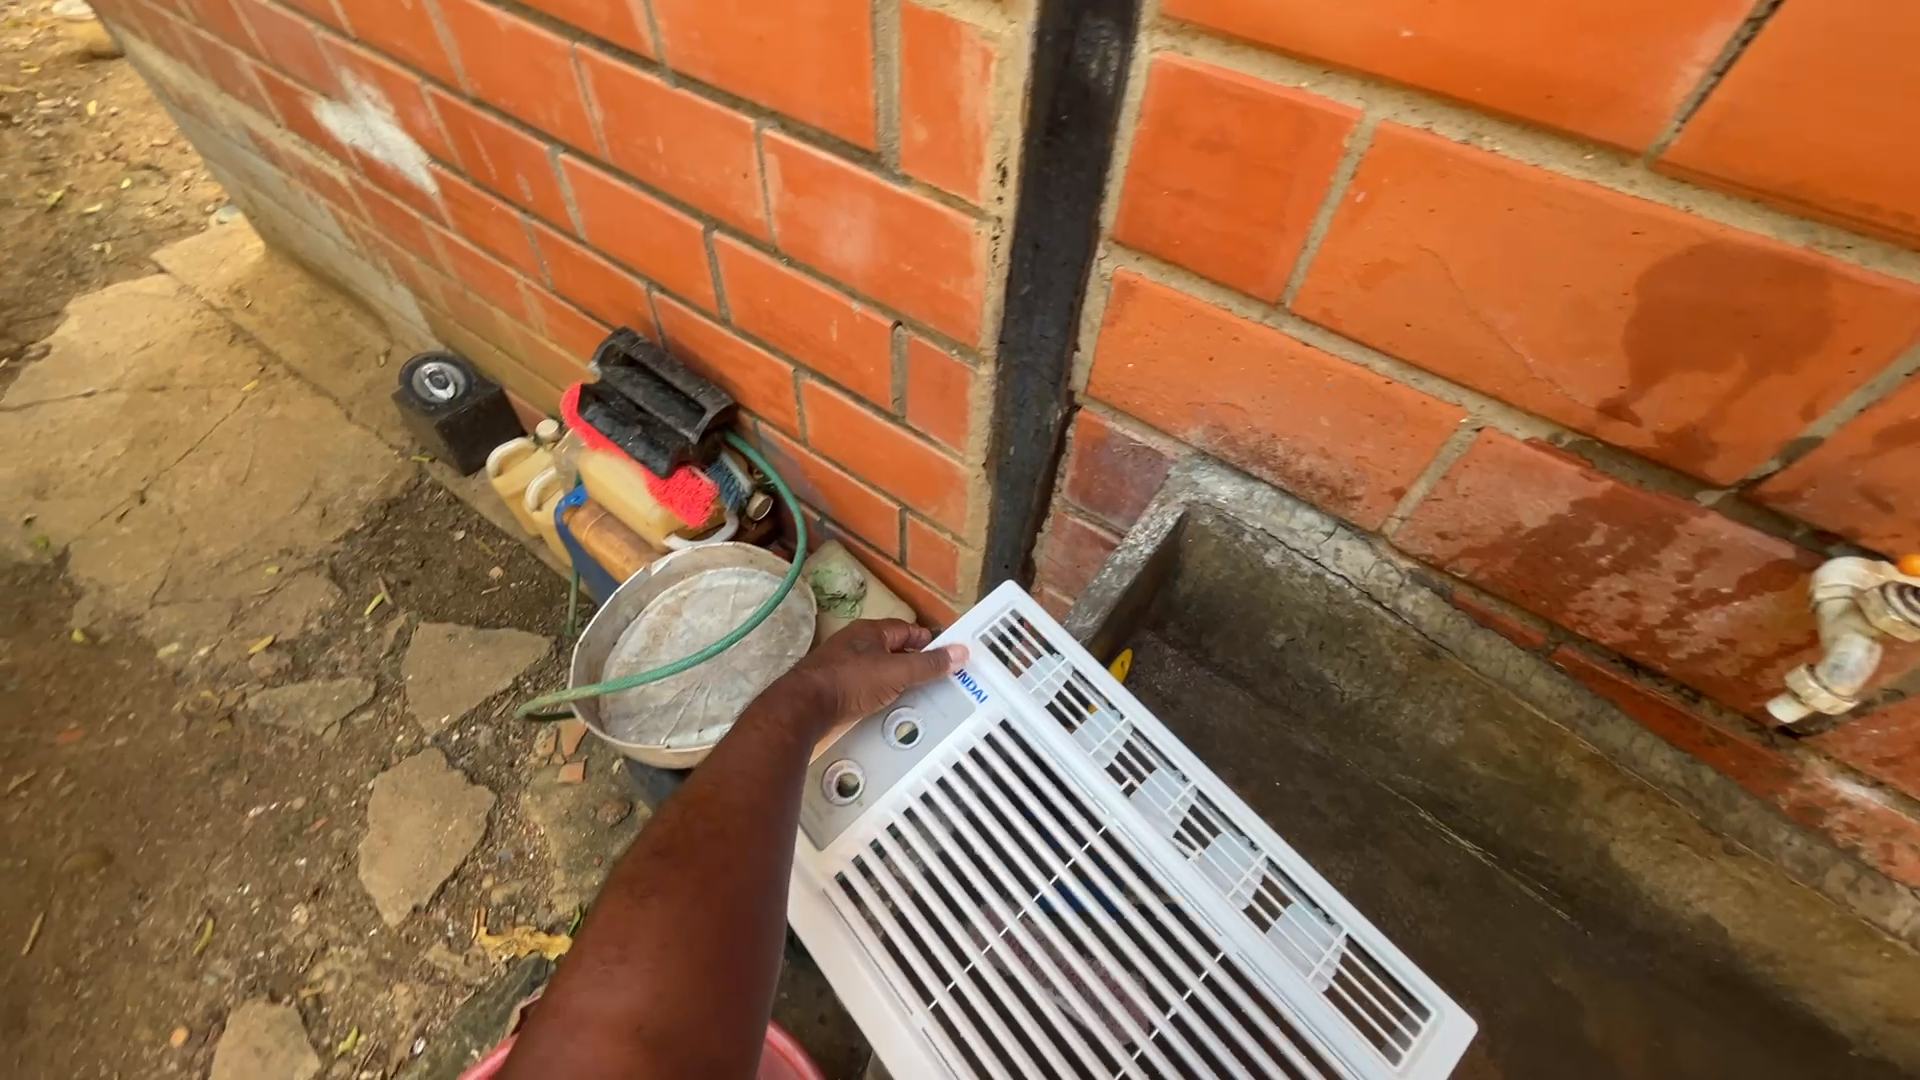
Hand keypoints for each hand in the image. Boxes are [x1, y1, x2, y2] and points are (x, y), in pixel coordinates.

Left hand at [772, 620, 967, 738]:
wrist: (803, 706)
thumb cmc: (852, 681)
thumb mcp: (897, 673)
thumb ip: (929, 664)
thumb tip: (962, 651)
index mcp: (872, 631)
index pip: (908, 630)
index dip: (927, 642)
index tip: (945, 658)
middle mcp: (856, 642)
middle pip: (892, 649)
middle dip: (912, 662)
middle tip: (934, 680)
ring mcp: (841, 663)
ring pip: (877, 668)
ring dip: (894, 679)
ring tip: (913, 696)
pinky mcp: (832, 685)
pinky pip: (863, 685)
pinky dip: (876, 693)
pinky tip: (883, 706)